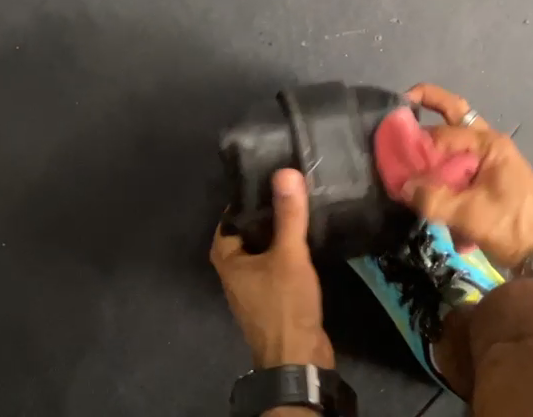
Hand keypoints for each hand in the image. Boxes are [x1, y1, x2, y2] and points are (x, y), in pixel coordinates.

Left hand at [210, 169, 333, 368]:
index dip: (246, 197)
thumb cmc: (284, 305)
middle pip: (248, 233)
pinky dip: (287, 251)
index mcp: (227, 260)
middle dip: (265, 213)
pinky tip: (306, 238)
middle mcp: (235, 272)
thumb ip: (289, 215)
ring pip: (263, 249)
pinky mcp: (274, 298)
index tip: (267, 177)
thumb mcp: (289, 255)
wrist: (298, 359)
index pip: (230, 218)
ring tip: (298, 205)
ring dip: (278, 232)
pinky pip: (276, 264)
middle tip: (286, 187)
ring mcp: (254, 287)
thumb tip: (285, 172)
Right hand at [403, 83, 532, 266]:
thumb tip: (403, 186)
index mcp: (489, 144)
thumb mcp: (470, 215)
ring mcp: (490, 157)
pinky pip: (460, 160)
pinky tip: (431, 186)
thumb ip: (434, 199)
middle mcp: (489, 142)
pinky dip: (444, 166)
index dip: (418, 143)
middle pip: (454, 113)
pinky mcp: (488, 175)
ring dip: (435, 138)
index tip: (397, 155)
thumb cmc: (511, 226)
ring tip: (410, 149)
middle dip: (428, 102)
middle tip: (402, 104)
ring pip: (456, 136)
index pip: (444, 133)